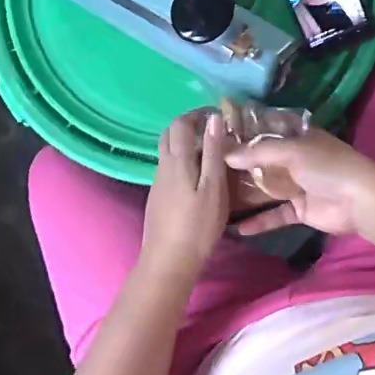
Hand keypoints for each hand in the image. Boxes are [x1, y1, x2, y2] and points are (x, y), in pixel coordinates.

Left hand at [141, 111, 230, 280]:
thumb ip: (213, 152)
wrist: (168, 260)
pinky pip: (169, 167)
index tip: (216, 114)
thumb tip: (213, 119)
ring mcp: (158, 182)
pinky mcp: (158, 196)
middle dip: (188, 125)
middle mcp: (162, 166)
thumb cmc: (196, 225)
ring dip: (185, 143)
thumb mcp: (213, 188)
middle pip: (169, 134)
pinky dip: (183, 160)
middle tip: (212, 129)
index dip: (196, 114)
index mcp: (176, 160)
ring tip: (211, 151)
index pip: (179, 124)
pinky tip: (199, 175)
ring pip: (168, 151)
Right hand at [226, 129, 374, 236]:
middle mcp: (295, 160)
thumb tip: (225, 156)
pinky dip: (259, 222)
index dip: (243, 135)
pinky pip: (275, 215)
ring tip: (215, 198)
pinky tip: (237, 228)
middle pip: (261, 162)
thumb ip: (257, 153)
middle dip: (238, 167)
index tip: (215, 139)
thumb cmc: (326, 166)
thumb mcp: (291, 151)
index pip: (265, 133)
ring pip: (265, 189)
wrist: (360, 201)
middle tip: (207, 171)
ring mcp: (297, 186)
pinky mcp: (300, 210)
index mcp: (296, 138)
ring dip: (245, 195)